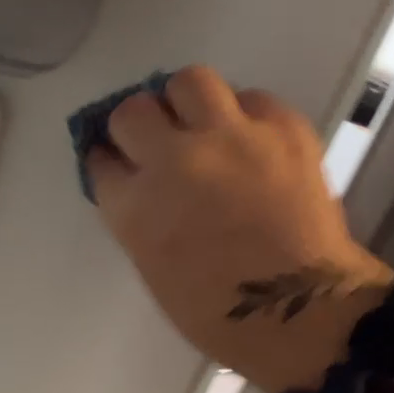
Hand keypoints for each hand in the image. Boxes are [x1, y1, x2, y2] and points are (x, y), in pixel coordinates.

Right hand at [87, 66, 393, 392]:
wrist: (293, 306)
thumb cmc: (209, 310)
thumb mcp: (151, 265)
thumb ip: (140, 218)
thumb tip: (142, 188)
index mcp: (134, 208)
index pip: (101, 163)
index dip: (106, 163)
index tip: (113, 166)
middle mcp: (174, 161)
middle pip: (134, 112)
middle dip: (135, 126)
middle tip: (148, 142)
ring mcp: (231, 136)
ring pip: (189, 82)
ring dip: (183, 102)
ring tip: (194, 125)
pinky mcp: (281, 125)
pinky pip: (249, 98)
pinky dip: (238, 114)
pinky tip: (242, 141)